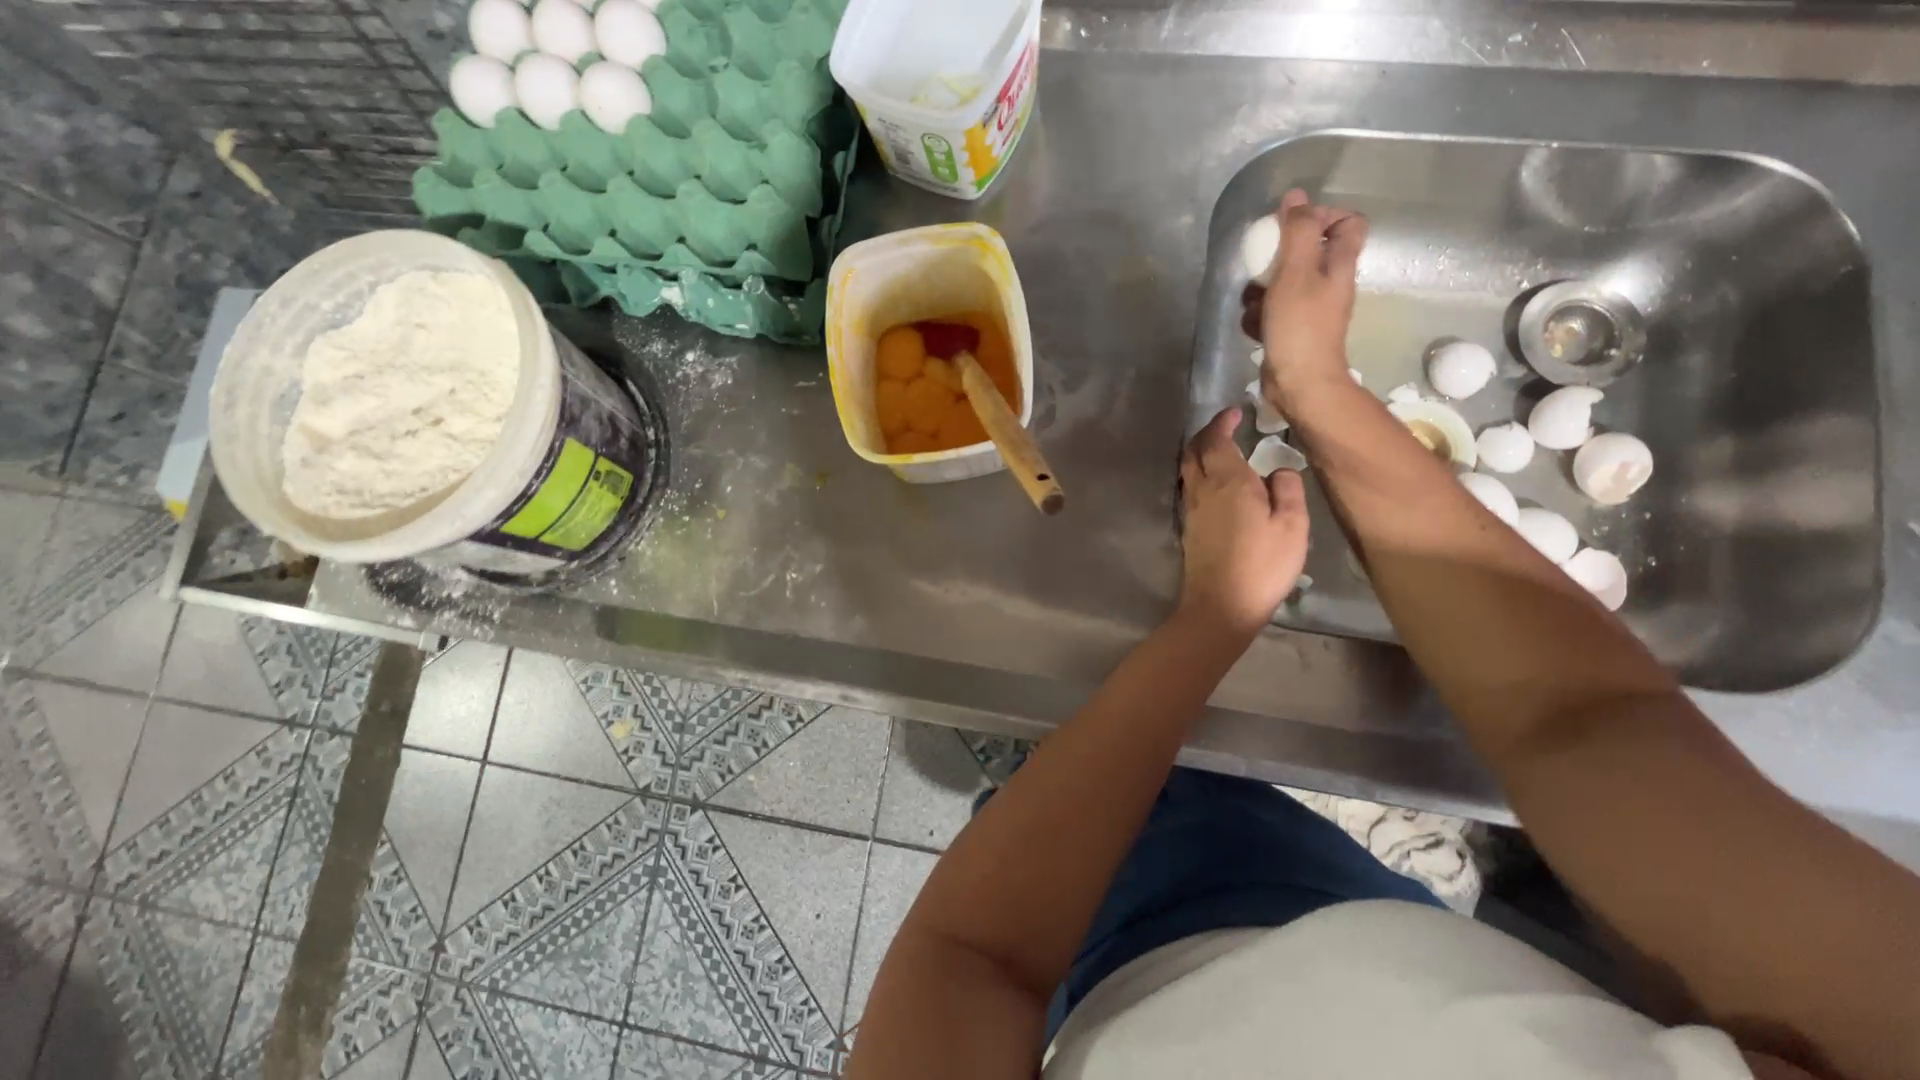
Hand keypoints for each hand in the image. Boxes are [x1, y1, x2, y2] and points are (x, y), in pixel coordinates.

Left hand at [1177, 406, 1309, 639]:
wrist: (1221, 606)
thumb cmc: (1262, 564)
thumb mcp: (1292, 525)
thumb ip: (1288, 489)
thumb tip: (1278, 470)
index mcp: (1228, 481)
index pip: (1216, 440)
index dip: (1222, 423)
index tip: (1234, 413)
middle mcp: (1202, 490)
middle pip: (1194, 452)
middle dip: (1207, 434)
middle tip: (1225, 428)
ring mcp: (1191, 511)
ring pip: (1188, 471)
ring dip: (1199, 454)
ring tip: (1220, 452)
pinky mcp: (1189, 530)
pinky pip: (1190, 490)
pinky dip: (1199, 476)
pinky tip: (1215, 486)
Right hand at [1240, 189, 1367, 408]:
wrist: (1299, 383)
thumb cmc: (1300, 325)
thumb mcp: (1296, 271)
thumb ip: (1297, 231)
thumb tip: (1296, 197)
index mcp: (1340, 264)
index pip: (1348, 222)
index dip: (1322, 215)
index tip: (1292, 223)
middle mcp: (1330, 283)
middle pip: (1307, 252)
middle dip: (1277, 256)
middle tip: (1262, 264)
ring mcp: (1310, 308)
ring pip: (1283, 282)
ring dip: (1261, 289)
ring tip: (1252, 302)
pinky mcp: (1292, 330)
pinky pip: (1272, 311)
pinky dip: (1259, 315)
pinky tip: (1253, 325)